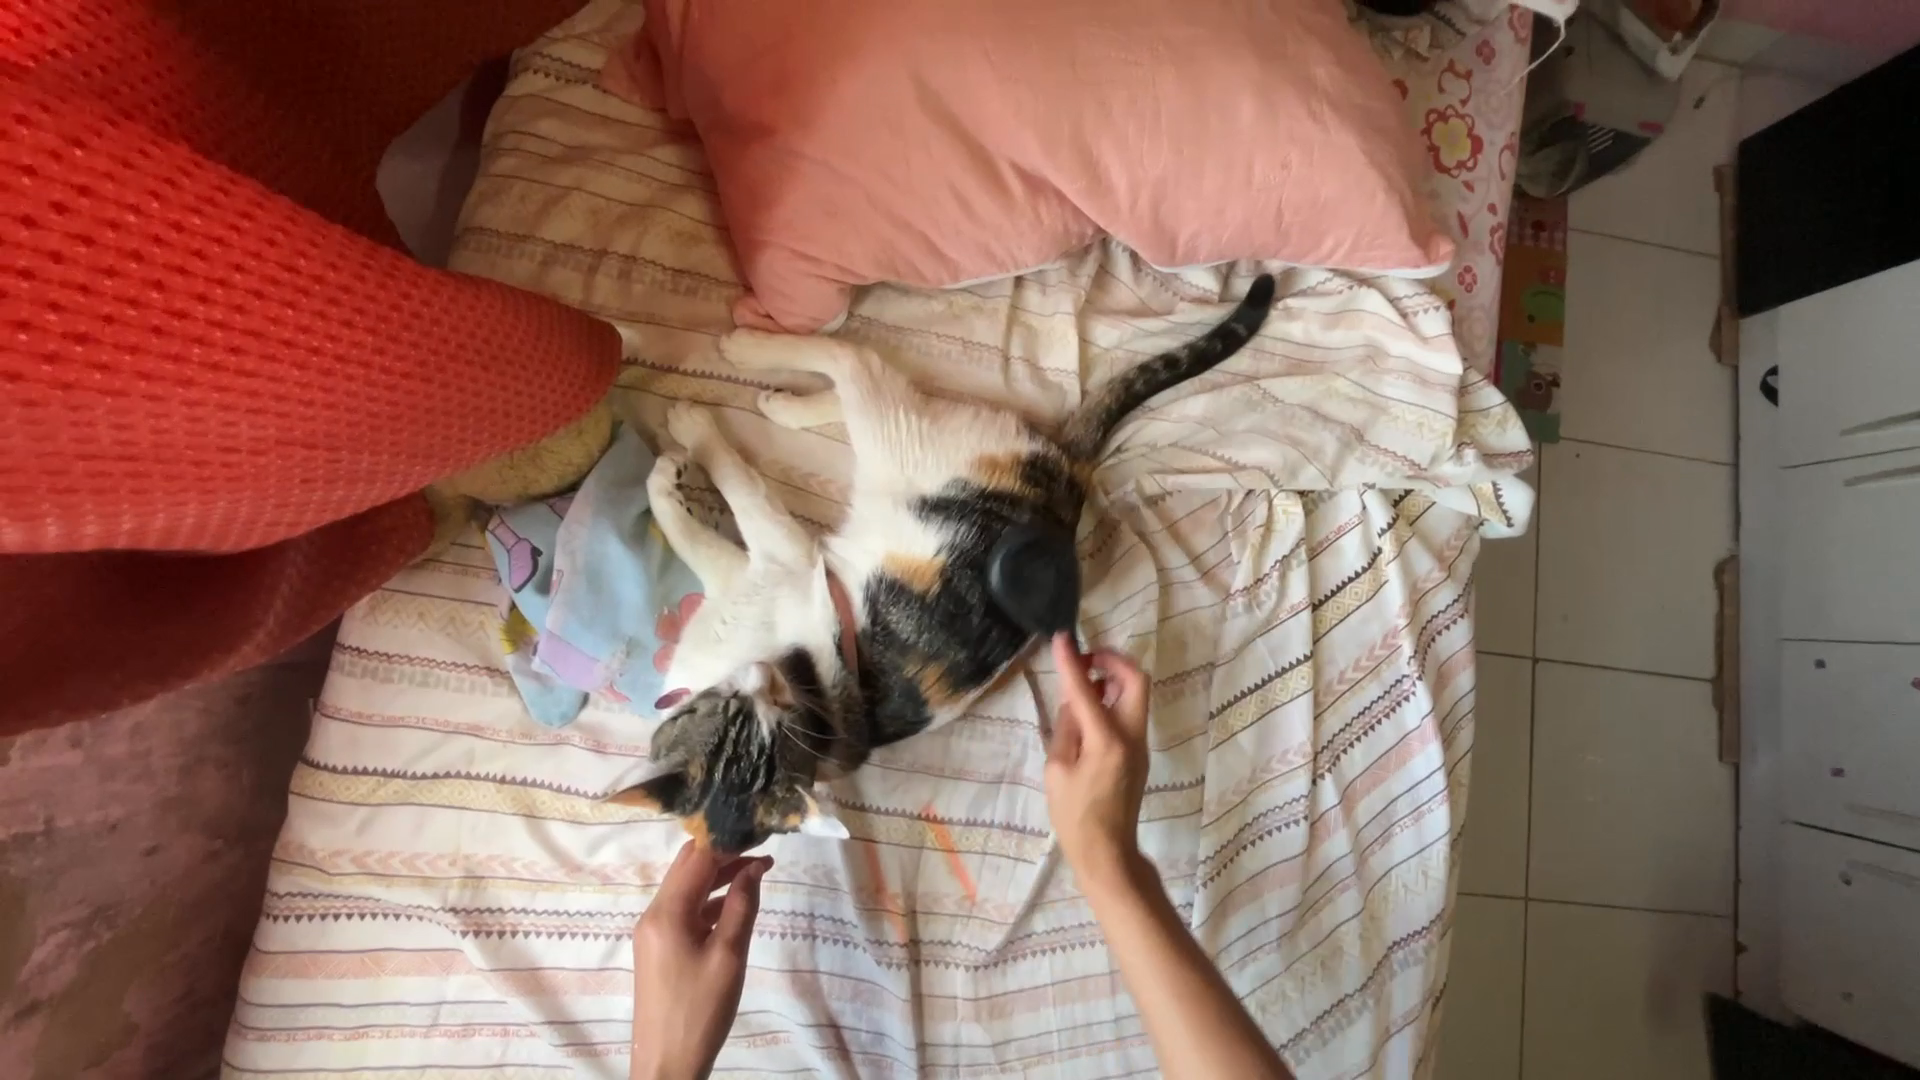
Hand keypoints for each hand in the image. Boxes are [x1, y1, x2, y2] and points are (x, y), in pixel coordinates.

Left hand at [630, 841, 772, 1079]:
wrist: (666, 1068)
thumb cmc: (700, 1011)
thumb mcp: (729, 955)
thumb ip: (742, 904)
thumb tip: (754, 866)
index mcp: (667, 912)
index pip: (698, 856)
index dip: (729, 840)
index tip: (760, 831)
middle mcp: (654, 914)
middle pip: (689, 866)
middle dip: (725, 852)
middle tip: (762, 848)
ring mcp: (654, 932)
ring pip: (688, 886)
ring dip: (720, 875)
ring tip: (760, 871)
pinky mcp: (659, 948)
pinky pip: (686, 909)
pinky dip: (712, 899)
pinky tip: (738, 902)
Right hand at [1044, 634, 1152, 895]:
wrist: (1107, 853)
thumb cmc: (1074, 816)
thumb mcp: (1056, 769)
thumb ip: (1066, 727)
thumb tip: (1073, 698)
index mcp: (1106, 741)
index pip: (1087, 689)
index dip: (1072, 660)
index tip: (1061, 637)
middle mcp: (1131, 736)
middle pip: (1136, 679)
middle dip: (1110, 659)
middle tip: (1083, 659)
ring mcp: (1140, 744)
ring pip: (1136, 693)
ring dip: (1112, 677)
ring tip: (1082, 683)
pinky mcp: (1139, 752)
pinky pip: (1130, 711)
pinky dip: (1112, 697)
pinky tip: (1088, 708)